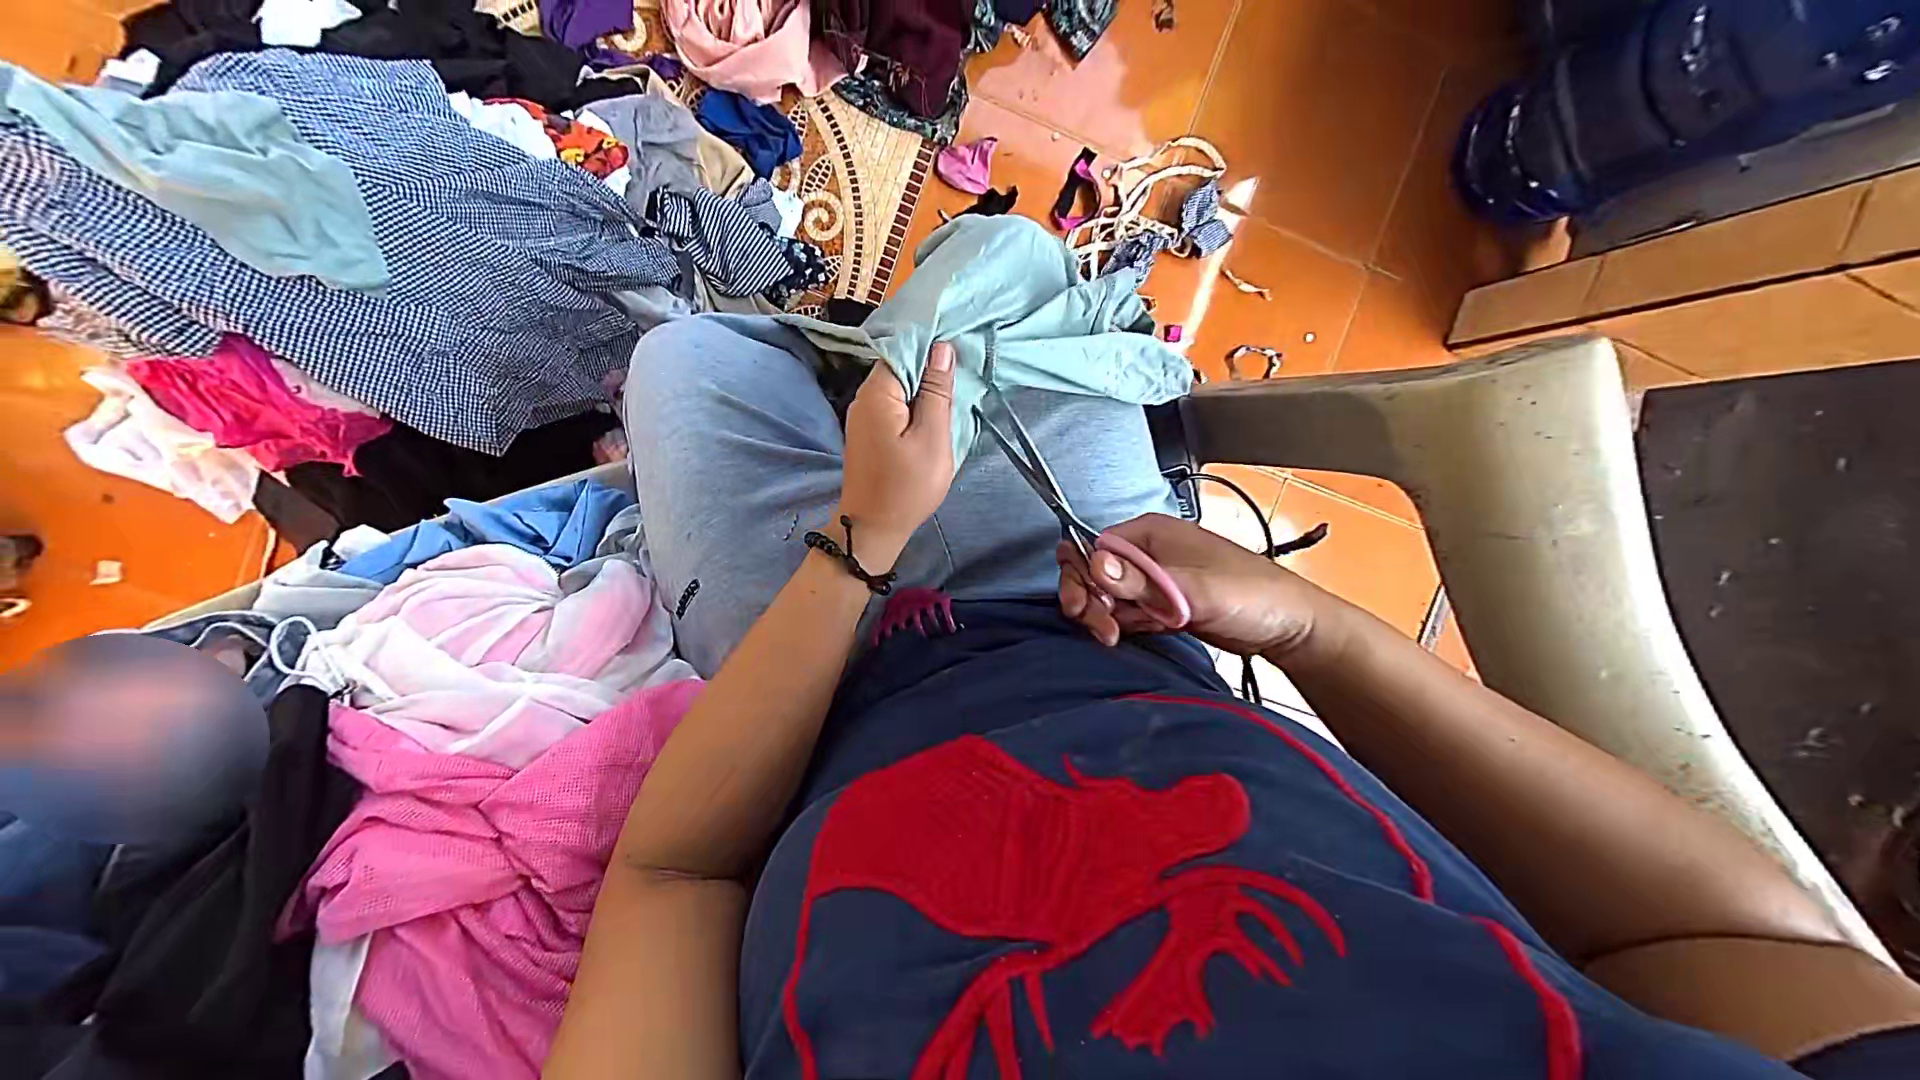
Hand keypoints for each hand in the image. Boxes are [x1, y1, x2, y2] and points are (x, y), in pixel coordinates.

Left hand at [837, 342, 957, 568]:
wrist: (873, 529)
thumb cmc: (907, 486)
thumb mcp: (932, 438)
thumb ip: (937, 392)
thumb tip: (942, 349)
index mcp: (877, 394)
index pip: (903, 349)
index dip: (931, 346)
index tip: (960, 348)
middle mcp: (863, 399)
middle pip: (899, 367)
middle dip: (929, 367)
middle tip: (962, 372)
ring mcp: (862, 417)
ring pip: (897, 388)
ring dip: (923, 389)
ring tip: (951, 392)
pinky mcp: (867, 433)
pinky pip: (892, 406)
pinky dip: (912, 406)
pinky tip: (931, 414)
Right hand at [1057, 513, 1347, 666]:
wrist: (1288, 627)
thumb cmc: (1254, 596)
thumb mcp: (1196, 589)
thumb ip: (1145, 579)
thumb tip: (1098, 566)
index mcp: (1151, 533)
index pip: (1094, 547)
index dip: (1085, 576)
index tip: (1090, 605)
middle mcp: (1147, 551)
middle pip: (1094, 571)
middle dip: (1089, 599)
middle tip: (1101, 626)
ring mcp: (1153, 578)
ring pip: (1105, 595)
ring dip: (1102, 616)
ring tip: (1114, 635)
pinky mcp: (1159, 603)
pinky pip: (1123, 611)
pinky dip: (1119, 624)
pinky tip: (1130, 633)